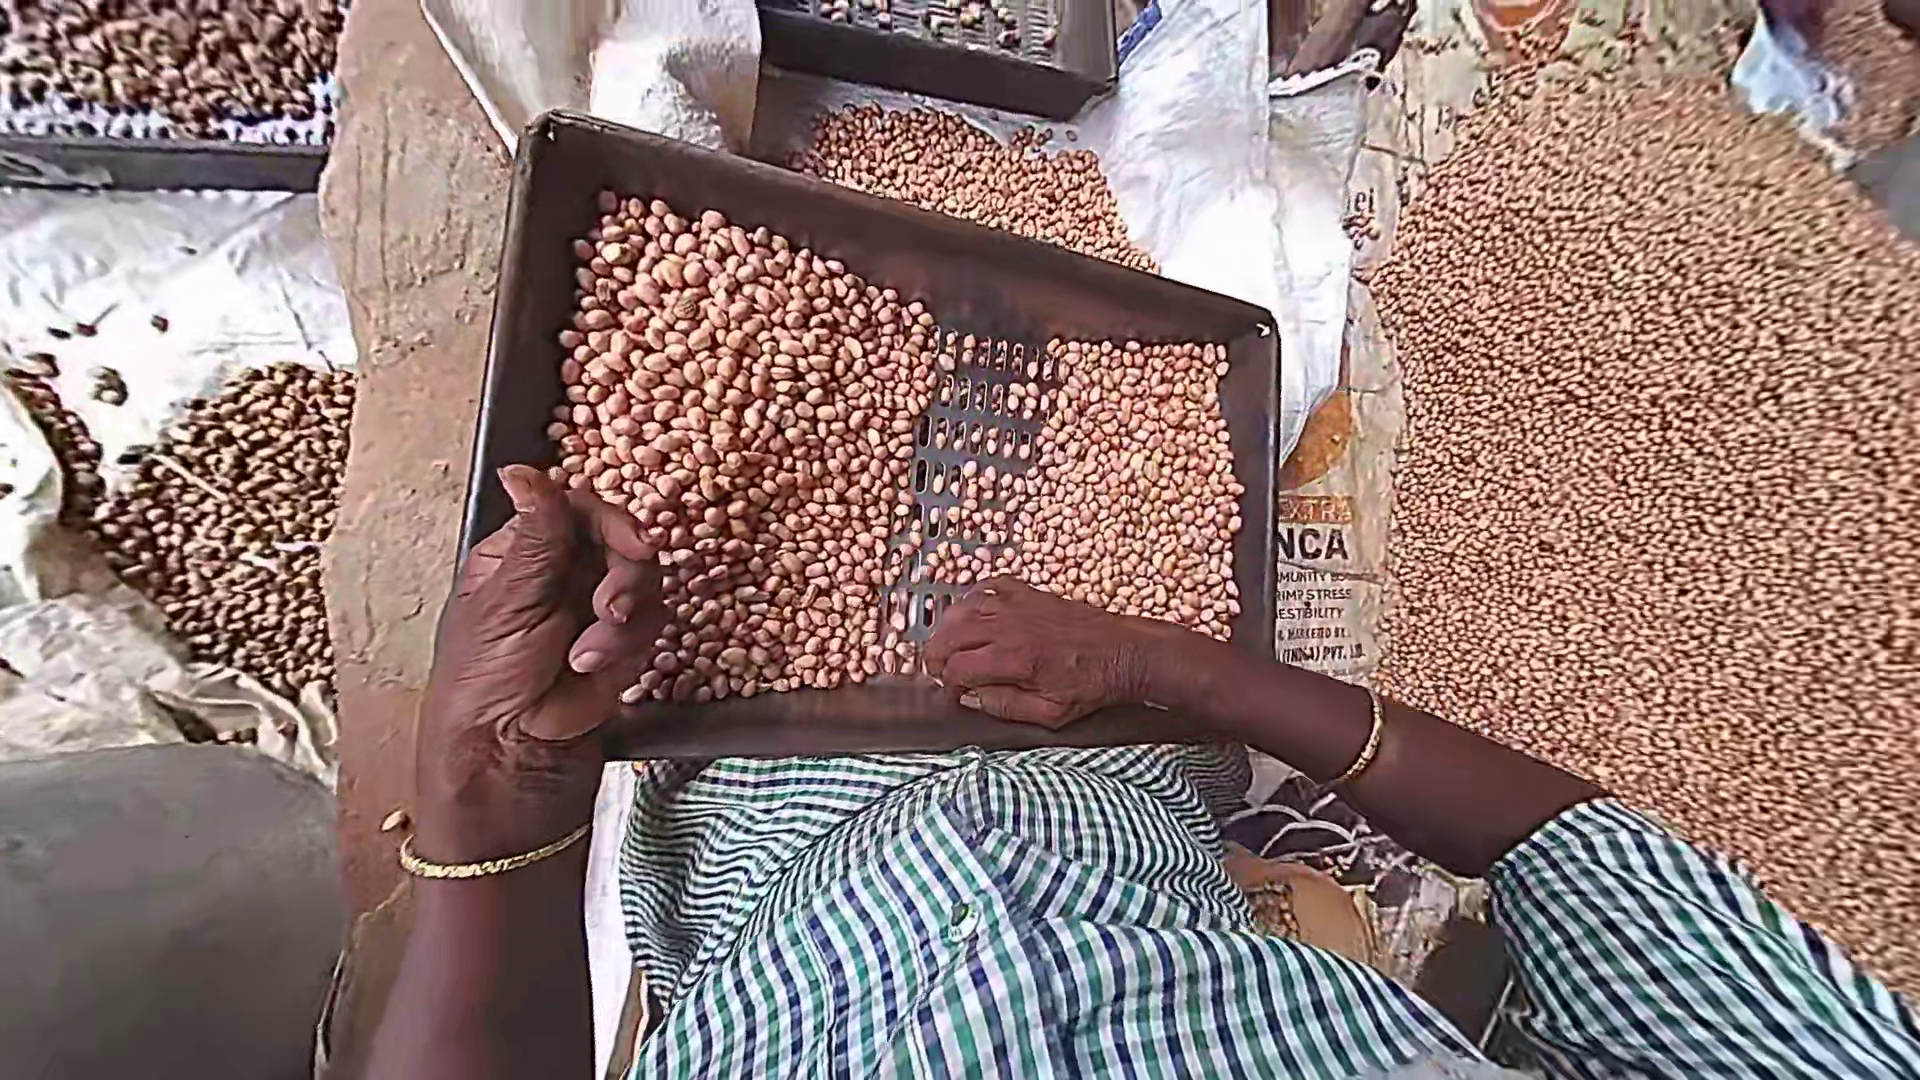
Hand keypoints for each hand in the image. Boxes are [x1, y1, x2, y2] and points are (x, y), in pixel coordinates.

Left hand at [413, 464, 665, 864]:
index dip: (612, 522)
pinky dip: (629, 645)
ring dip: (624, 618)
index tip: (633, 543)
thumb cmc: (487, 676)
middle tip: (611, 607)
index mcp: (526, 553)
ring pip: (646, 581)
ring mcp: (599, 604)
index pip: (580, 512)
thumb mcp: (508, 601)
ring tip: (591, 651)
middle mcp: (567, 572)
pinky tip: (596, 667)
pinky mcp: (627, 637)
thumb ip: (535, 537)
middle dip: (625, 576)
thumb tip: (521, 470)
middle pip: (624, 543)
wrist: (514, 752)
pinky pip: (652, 620)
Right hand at [923, 577, 1157, 728]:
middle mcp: (1008, 626)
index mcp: (1013, 659)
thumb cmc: (1091, 684)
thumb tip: (973, 697)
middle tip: (940, 671)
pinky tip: (975, 616)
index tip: (953, 693)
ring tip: (951, 647)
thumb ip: (1005, 706)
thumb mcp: (1050, 713)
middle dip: (936, 656)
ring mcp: (1015, 604)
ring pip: (961, 609)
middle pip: (949, 635)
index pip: (957, 668)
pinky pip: (986, 586)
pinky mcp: (1026, 592)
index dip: (947, 684)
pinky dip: (972, 600)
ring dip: (948, 629)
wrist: (1122, 651)